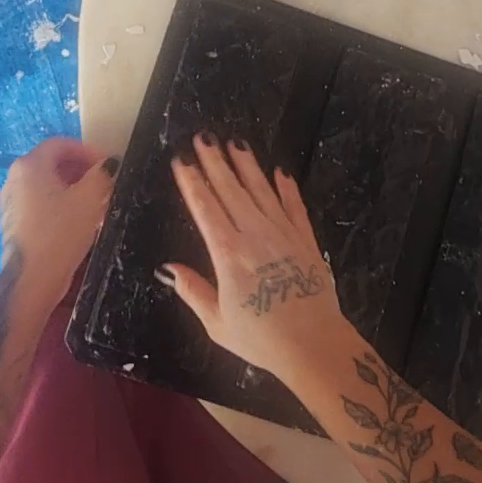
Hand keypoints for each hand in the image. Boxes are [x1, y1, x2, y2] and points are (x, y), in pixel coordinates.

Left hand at [0, 136, 116, 301]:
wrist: (32, 281)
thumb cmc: (60, 233)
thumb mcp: (90, 199)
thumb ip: (102, 174)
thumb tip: (108, 165)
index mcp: (30, 165)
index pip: (61, 144)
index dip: (88, 151)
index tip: (108, 166)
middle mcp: (14, 178)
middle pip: (53, 163)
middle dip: (81, 170)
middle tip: (103, 184)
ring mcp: (10, 202)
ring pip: (47, 185)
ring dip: (72, 188)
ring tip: (94, 204)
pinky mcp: (12, 223)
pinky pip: (39, 203)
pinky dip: (59, 204)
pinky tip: (76, 222)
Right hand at [163, 133, 355, 384]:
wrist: (314, 346)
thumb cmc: (262, 339)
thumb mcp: (218, 323)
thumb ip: (193, 291)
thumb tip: (167, 268)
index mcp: (229, 254)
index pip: (205, 208)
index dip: (192, 182)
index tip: (182, 159)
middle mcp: (255, 235)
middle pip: (230, 190)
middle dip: (215, 161)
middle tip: (203, 136)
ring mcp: (283, 234)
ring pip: (261, 191)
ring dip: (247, 165)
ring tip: (235, 141)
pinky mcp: (306, 239)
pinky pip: (295, 207)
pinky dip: (287, 188)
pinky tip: (280, 171)